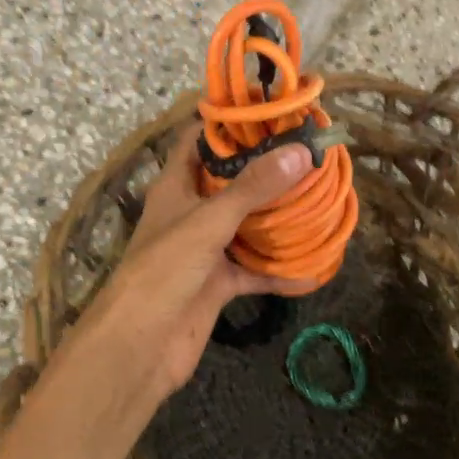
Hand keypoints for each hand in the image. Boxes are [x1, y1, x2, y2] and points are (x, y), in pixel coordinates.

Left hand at [67, 123, 315, 397]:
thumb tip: (300, 151)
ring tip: (319, 199)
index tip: (272, 112)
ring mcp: (204, 251)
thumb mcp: (209, 221)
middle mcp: (190, 213)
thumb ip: (254, 187)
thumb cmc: (163, 270)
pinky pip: (254, 272)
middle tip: (310, 154)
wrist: (139, 346)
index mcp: (175, 187)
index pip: (199, 141)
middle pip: (231, 182)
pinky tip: (314, 267)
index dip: (230, 124)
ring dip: (277, 218)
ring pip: (246, 226)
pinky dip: (280, 271)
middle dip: (266, 170)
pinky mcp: (217, 285)